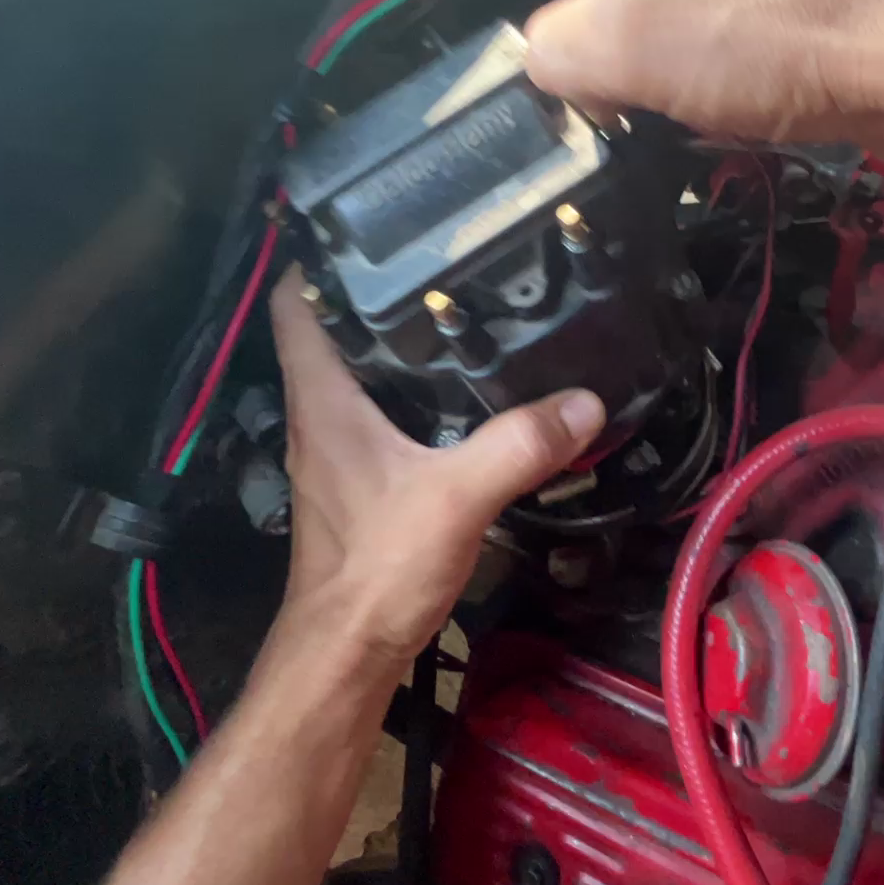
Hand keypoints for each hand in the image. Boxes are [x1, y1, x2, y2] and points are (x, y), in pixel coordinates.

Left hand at [266, 270, 605, 662]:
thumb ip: (519, 445)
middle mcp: (322, 417)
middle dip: (378, 295)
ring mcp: (341, 451)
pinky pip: (387, 415)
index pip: (297, 308)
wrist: (350, 652)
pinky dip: (417, 394)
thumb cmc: (380, 567)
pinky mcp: (365, 480)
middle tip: (439, 263)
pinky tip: (466, 393)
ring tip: (460, 313)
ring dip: (399, 346)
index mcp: (324, 402)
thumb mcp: (457, 497)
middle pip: (335, 333)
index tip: (371, 232)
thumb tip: (586, 402)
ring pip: (362, 376)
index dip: (320, 262)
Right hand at [525, 0, 883, 182]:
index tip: (603, 91)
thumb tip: (547, 63)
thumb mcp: (633, 45)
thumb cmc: (782, 34)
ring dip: (721, 69)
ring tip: (729, 116)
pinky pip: (800, 31)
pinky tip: (788, 108)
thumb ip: (564, 49)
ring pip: (742, 11)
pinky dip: (780, 73)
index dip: (591, 24)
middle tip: (664, 110)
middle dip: (661, 52)